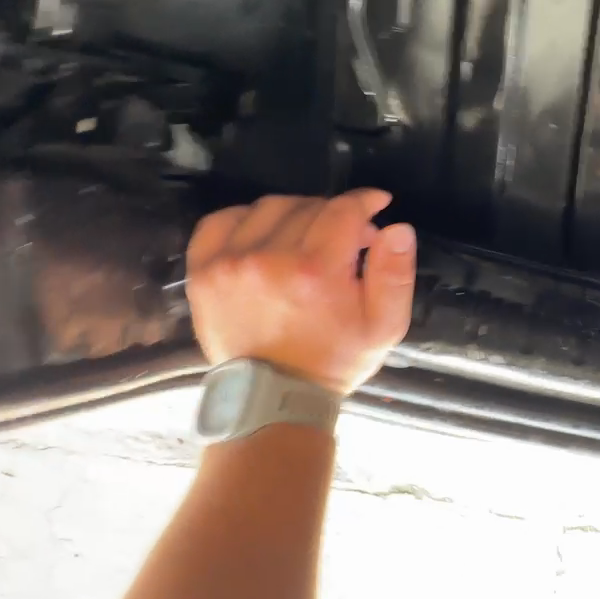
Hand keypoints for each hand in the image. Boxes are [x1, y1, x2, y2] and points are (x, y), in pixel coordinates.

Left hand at [185, 190, 415, 393]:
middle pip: (309, 206)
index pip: (344, 210)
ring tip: (309, 236)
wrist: (275, 397)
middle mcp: (269, 258)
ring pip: (269, 208)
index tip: (378, 203)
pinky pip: (221, 221)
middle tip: (349, 237)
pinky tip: (265, 234)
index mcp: (317, 270)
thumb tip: (396, 227)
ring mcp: (230, 263)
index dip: (365, 201)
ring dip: (297, 213)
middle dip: (336, 213)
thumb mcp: (385, 325)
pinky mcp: (203, 272)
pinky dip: (247, 219)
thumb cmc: (336, 359)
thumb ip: (395, 273)